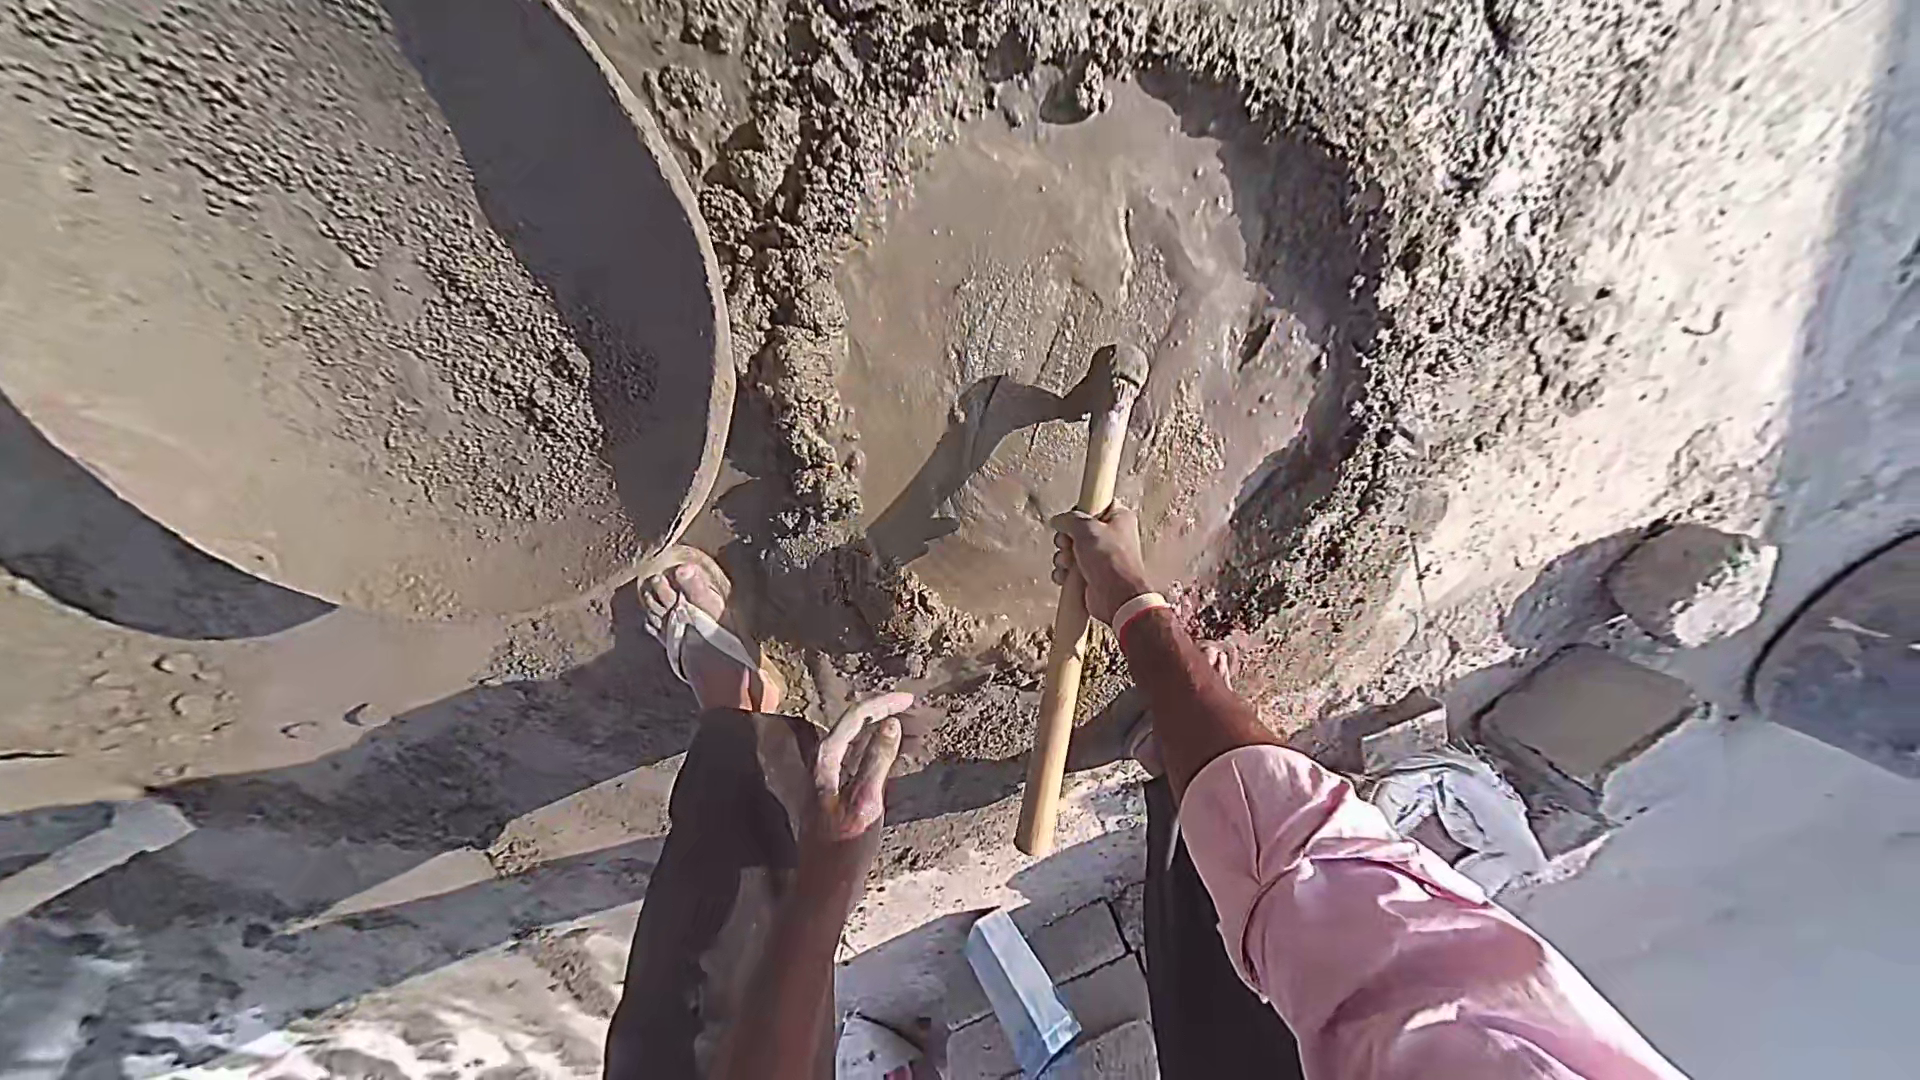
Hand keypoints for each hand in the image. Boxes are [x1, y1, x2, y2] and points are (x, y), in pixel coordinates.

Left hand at [803, 692, 910, 880]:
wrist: (825, 890)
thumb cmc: (845, 849)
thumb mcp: (867, 803)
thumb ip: (877, 761)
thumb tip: (891, 725)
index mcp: (827, 760)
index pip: (856, 716)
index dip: (883, 703)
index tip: (910, 700)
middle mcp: (825, 763)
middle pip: (857, 724)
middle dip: (887, 714)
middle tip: (918, 712)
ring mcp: (832, 777)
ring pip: (862, 741)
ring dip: (888, 732)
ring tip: (917, 730)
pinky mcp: (841, 792)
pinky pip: (864, 759)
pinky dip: (884, 751)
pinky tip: (902, 755)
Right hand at [1050, 504, 1153, 624]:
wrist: (1116, 596)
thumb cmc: (1109, 559)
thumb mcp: (1087, 528)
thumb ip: (1070, 519)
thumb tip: (1058, 520)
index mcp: (1118, 519)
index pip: (1094, 505)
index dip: (1079, 512)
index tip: (1072, 521)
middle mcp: (1110, 536)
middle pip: (1077, 529)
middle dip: (1065, 539)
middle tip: (1067, 545)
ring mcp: (1100, 557)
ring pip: (1070, 550)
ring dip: (1062, 557)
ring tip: (1067, 564)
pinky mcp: (1091, 574)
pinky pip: (1070, 568)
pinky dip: (1064, 572)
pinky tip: (1065, 576)